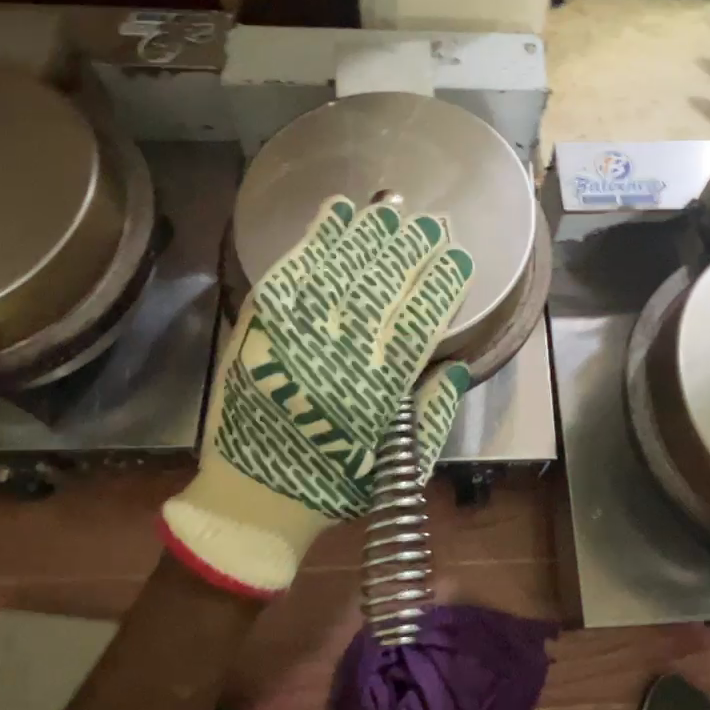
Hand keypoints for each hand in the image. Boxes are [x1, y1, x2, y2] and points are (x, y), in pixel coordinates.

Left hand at [162, 195, 474, 596]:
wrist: (251, 503)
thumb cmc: (332, 486)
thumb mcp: (398, 465)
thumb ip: (431, 414)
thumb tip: (455, 365)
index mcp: (379, 387)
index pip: (420, 319)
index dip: (442, 283)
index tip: (458, 255)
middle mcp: (340, 355)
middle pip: (381, 286)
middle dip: (409, 249)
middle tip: (429, 220)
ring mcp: (294, 340)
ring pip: (337, 273)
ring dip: (365, 236)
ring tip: (386, 206)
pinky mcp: (257, 334)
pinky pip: (288, 281)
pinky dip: (311, 246)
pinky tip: (330, 219)